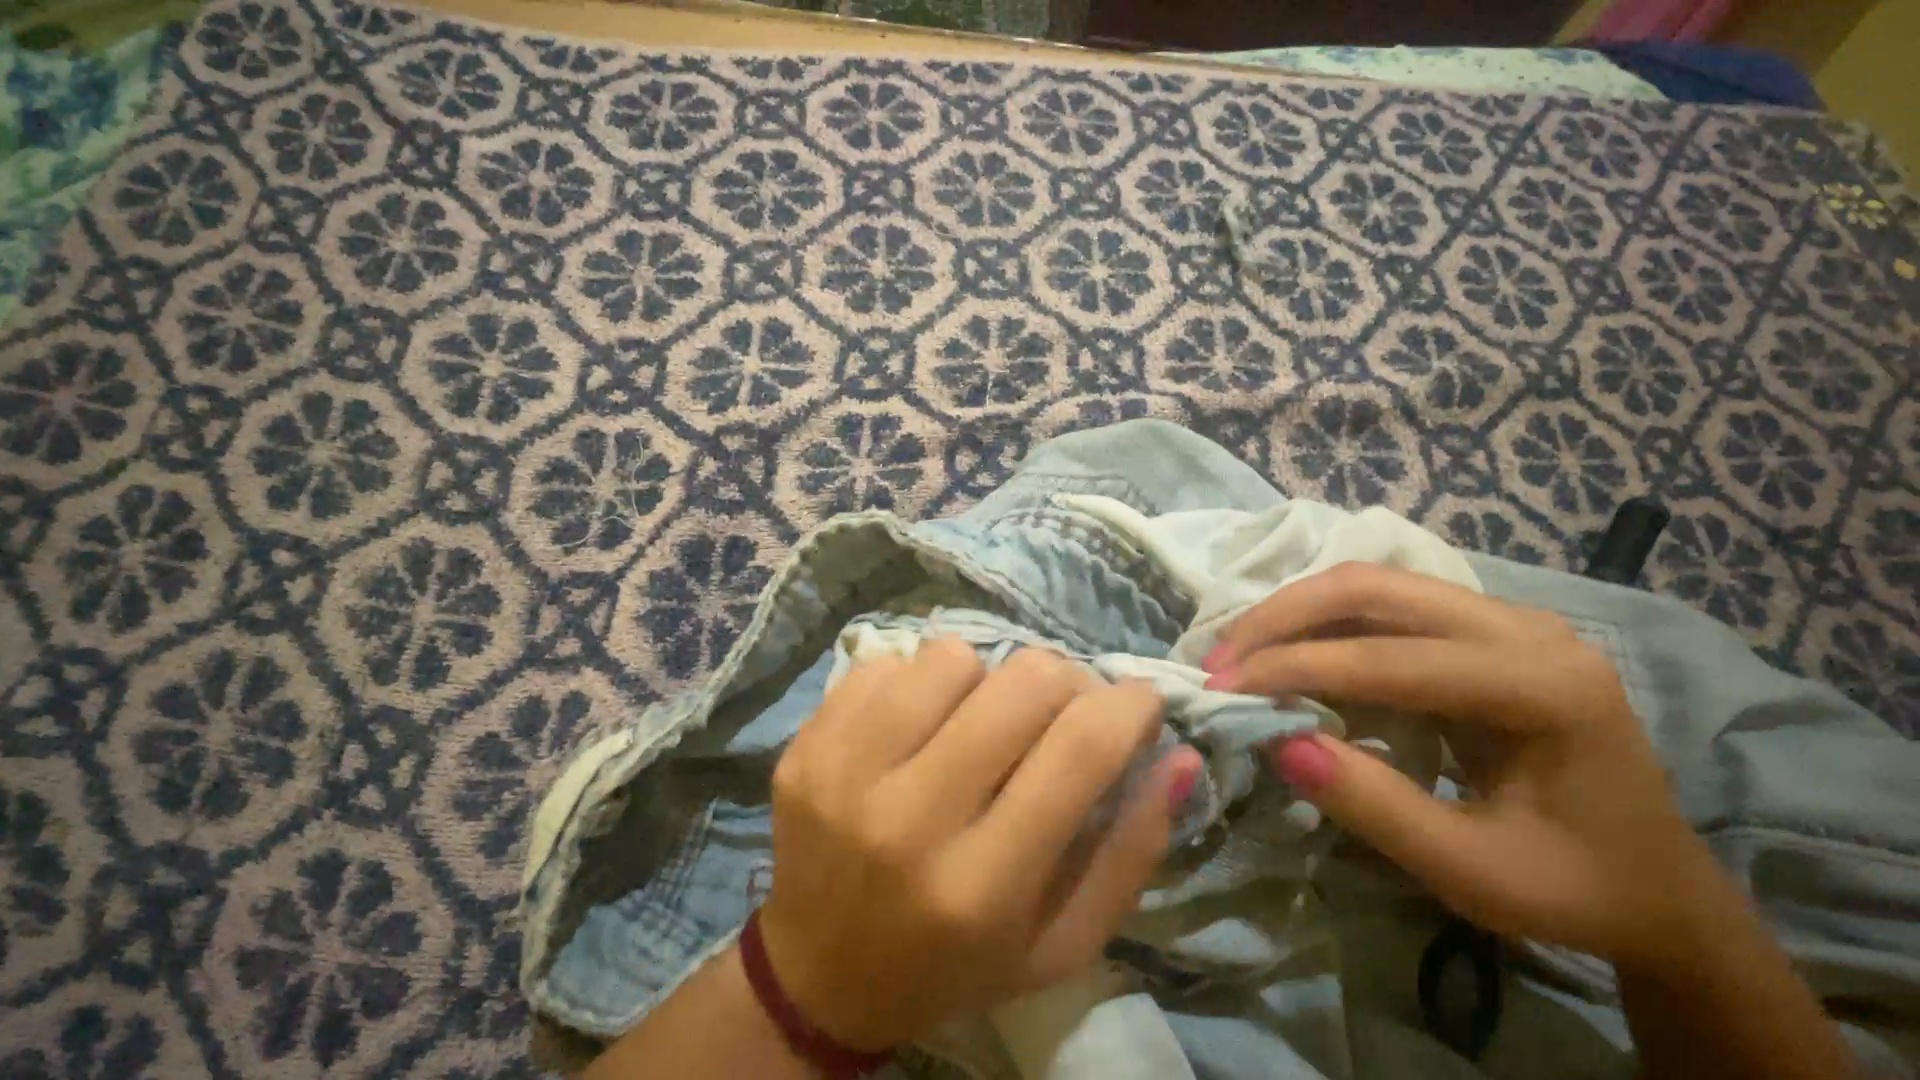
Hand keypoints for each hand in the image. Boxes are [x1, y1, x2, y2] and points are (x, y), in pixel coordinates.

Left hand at [758, 640, 1203, 1051]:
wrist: (821, 974)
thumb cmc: (957, 965)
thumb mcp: (1061, 944)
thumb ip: (1130, 854)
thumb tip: (1177, 755)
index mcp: (980, 884)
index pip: (1080, 751)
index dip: (1128, 707)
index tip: (1140, 702)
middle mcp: (907, 819)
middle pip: (1020, 684)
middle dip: (1066, 682)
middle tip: (1062, 710)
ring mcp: (843, 773)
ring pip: (952, 657)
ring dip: (988, 678)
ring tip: (983, 719)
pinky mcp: (807, 745)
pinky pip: (888, 663)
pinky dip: (922, 684)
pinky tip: (923, 728)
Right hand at [1203, 563, 1731, 971]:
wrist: (1659, 890)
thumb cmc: (1573, 888)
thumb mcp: (1471, 871)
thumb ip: (1375, 806)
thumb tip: (1278, 743)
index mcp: (1545, 687)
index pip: (1393, 657)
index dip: (1296, 667)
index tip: (1219, 689)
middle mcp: (1529, 630)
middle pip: (1379, 588)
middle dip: (1284, 618)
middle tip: (1218, 660)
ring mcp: (1510, 622)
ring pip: (1378, 587)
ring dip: (1298, 614)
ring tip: (1237, 654)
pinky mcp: (1488, 632)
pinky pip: (1391, 609)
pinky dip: (1326, 627)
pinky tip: (1286, 654)